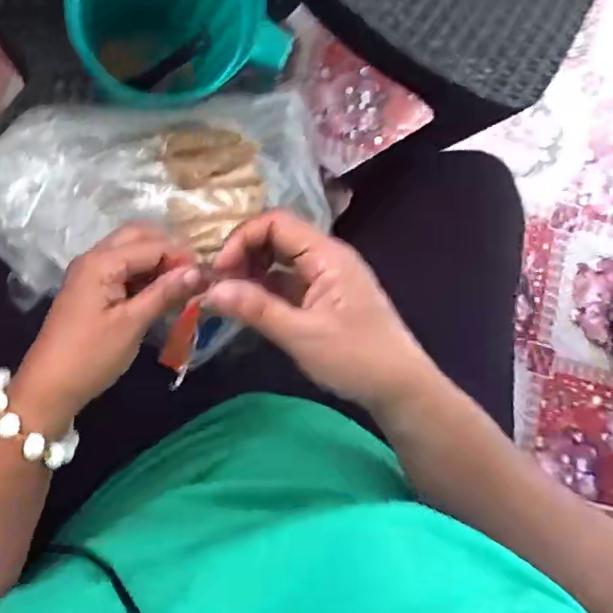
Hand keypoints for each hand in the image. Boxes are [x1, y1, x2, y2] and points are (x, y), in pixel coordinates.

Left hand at [12, 223, 201, 422]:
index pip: (151, 243)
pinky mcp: (90, 286)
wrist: (49, 385)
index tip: (207, 274)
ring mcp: (89, 271)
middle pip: (137, 235)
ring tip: (182, 283)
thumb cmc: (91, 355)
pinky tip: (160, 291)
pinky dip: (143, 272)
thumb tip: (197, 270)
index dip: (181, 255)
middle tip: (193, 273)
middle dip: (168, 248)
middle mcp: (93, 257)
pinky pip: (121, 266)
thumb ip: (164, 293)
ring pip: (129, 249)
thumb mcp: (132, 324)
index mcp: (101, 262)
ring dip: (156, 259)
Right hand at [203, 209, 439, 409]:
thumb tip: (211, 290)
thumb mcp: (302, 335)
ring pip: (278, 259)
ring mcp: (324, 276)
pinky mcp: (321, 297)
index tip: (219, 270)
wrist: (402, 389)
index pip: (275, 223)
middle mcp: (325, 257)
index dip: (242, 239)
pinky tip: (246, 306)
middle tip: (218, 283)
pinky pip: (285, 280)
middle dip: (242, 254)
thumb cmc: (357, 358)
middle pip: (275, 236)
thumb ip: (256, 309)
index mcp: (326, 255)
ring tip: (227, 295)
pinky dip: (263, 288)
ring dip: (250, 271)